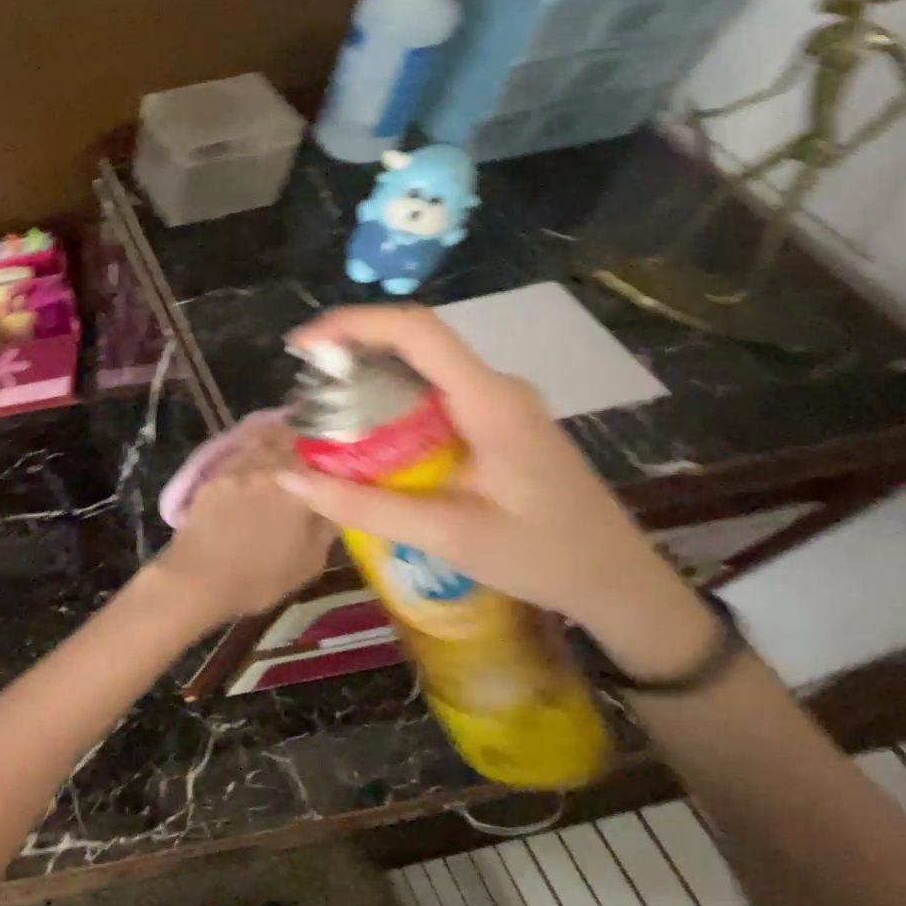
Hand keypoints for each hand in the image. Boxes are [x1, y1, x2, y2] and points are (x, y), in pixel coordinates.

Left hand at [154, 416, 332, 626]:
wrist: (199, 578)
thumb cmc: (260, 578)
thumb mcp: (310, 562)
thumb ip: (325, 527)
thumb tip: (332, 506)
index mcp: (301, 489)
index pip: (323, 455)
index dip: (331, 450)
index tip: (338, 450)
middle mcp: (270, 469)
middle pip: (291, 440)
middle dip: (303, 438)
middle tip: (313, 440)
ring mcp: (238, 469)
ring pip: (262, 441)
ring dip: (275, 437)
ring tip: (284, 438)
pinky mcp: (214, 477)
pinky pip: (238, 453)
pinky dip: (250, 448)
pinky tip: (254, 455)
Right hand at [274, 306, 690, 642]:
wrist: (618, 581)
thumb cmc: (543, 556)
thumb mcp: (447, 536)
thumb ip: (364, 506)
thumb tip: (288, 477)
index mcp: (491, 401)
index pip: (418, 332)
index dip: (353, 324)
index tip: (301, 347)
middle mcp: (495, 388)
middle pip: (413, 343)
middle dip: (349, 353)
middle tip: (301, 389)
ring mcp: (498, 403)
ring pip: (419, 369)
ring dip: (366, 379)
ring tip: (319, 413)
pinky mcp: (494, 422)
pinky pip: (429, 395)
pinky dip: (386, 403)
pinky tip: (361, 437)